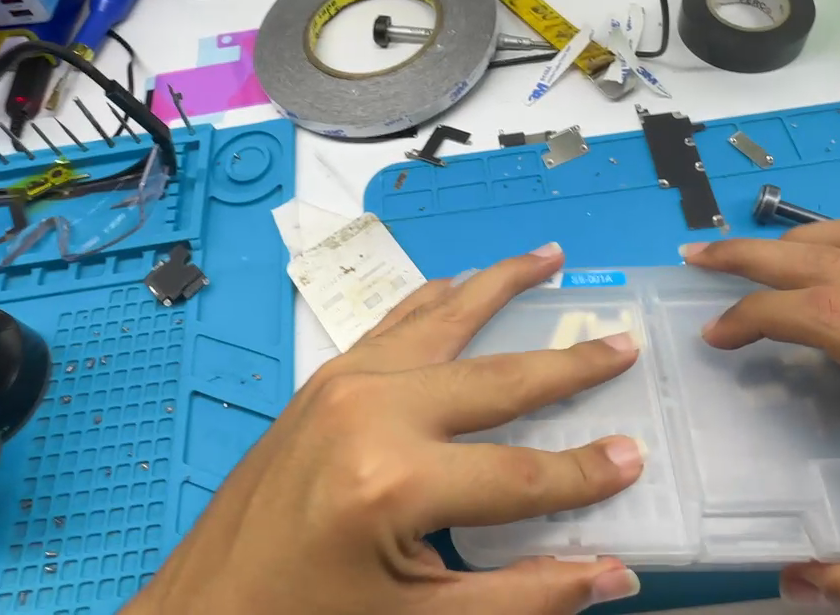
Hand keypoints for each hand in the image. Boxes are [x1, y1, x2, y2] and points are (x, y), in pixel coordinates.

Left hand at [130, 243, 646, 614]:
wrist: (205, 605)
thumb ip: (521, 597)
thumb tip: (611, 574)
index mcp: (398, 482)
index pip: (521, 476)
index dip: (584, 474)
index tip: (634, 457)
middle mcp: (376, 410)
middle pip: (496, 379)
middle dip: (567, 364)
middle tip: (621, 344)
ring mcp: (347, 380)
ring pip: (444, 318)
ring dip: (500, 285)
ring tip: (546, 258)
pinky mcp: (328, 374)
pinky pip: (396, 320)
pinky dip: (437, 297)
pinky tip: (463, 283)